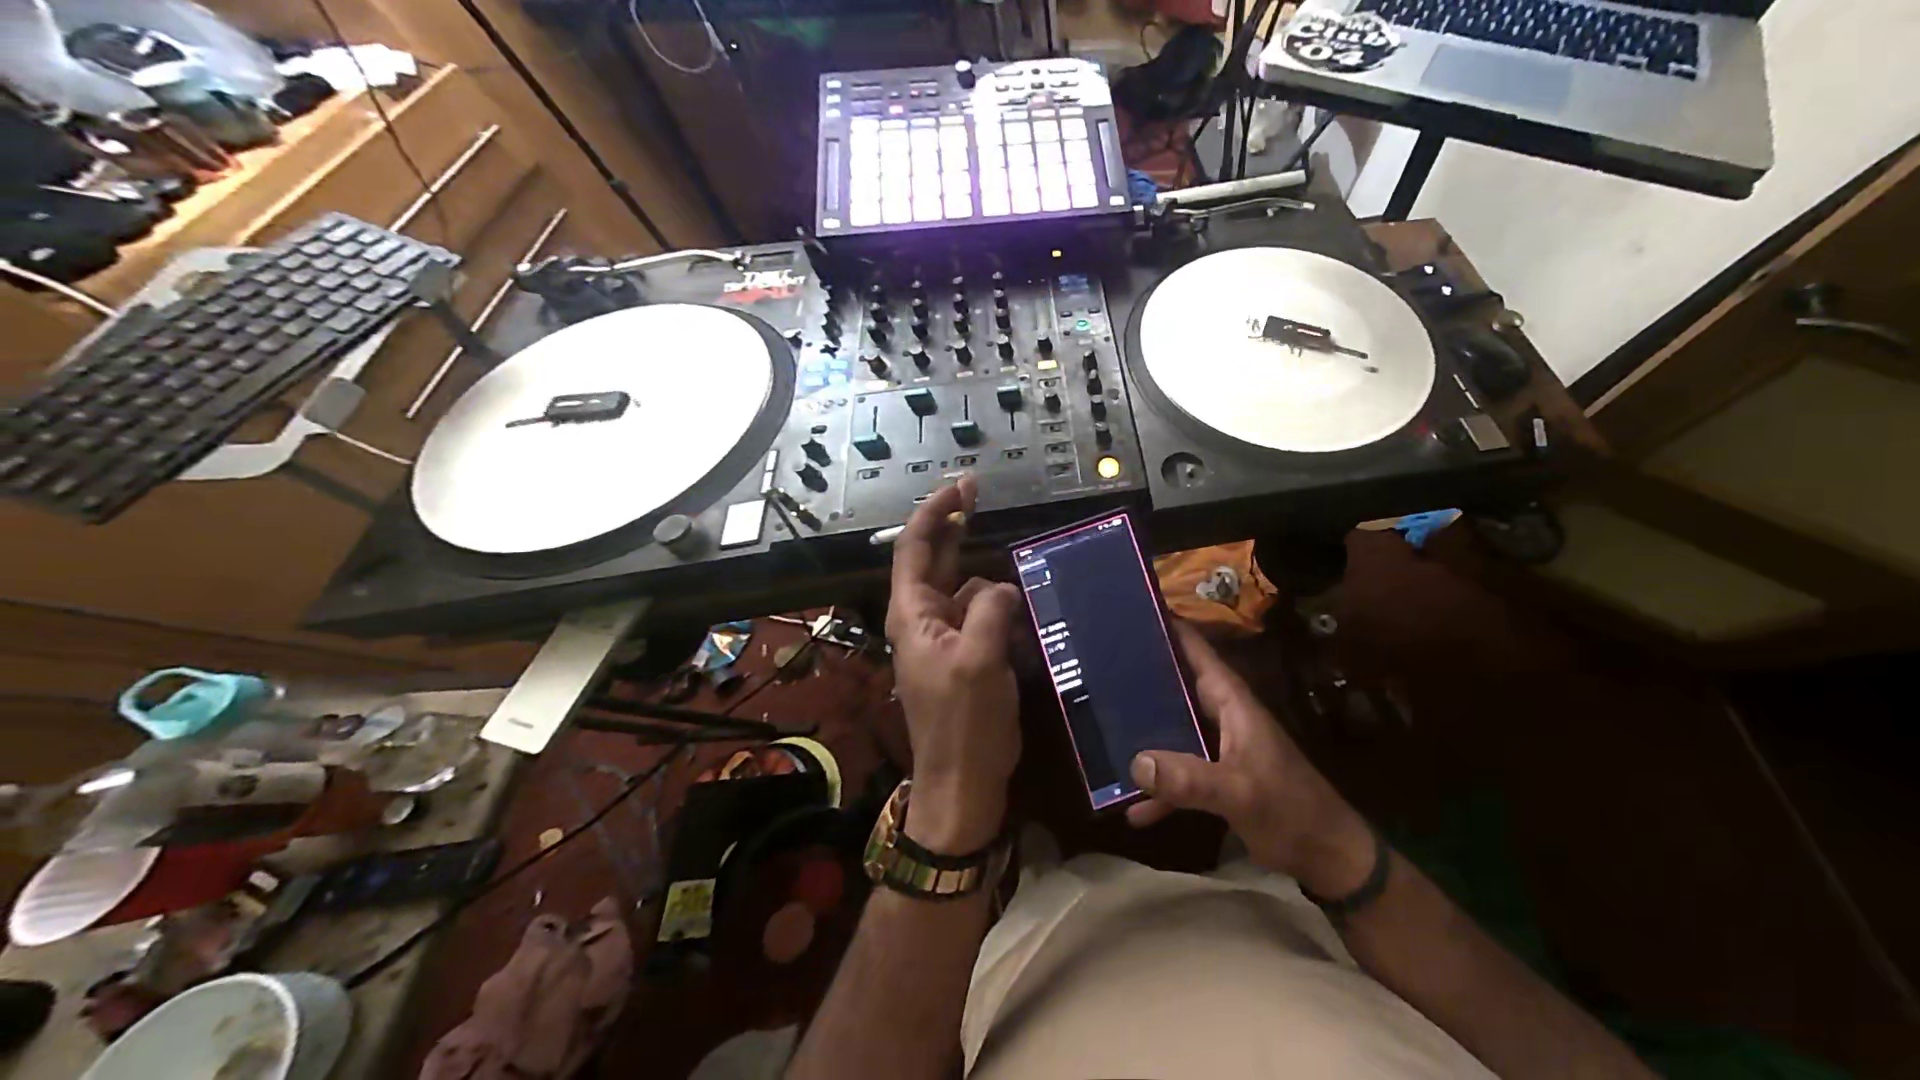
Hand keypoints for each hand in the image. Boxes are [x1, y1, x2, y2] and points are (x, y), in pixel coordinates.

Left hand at [885, 476, 1022, 853]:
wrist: (964, 781)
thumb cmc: (964, 722)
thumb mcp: (979, 659)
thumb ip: (990, 610)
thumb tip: (1003, 587)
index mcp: (912, 613)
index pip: (915, 548)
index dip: (933, 512)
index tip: (958, 486)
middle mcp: (923, 619)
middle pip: (937, 560)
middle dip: (956, 527)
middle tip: (977, 493)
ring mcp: (944, 638)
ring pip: (968, 592)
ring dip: (993, 588)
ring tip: (1020, 607)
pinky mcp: (964, 657)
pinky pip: (983, 619)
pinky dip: (1001, 613)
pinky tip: (1023, 623)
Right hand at [1128, 622, 1375, 897]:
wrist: (1329, 860)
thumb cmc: (1290, 812)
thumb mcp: (1238, 793)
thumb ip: (1189, 779)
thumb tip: (1135, 763)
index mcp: (1233, 705)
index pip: (1198, 653)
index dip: (1170, 629)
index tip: (1132, 611)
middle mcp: (1223, 719)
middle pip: (1178, 686)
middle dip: (1142, 675)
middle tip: (1098, 663)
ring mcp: (1220, 749)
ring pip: (1173, 729)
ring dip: (1144, 732)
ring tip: (1101, 724)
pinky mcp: (1218, 780)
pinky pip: (1179, 774)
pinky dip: (1159, 786)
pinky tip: (1132, 806)